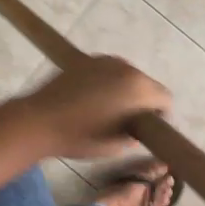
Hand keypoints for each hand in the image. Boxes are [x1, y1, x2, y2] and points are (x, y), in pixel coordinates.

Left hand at [16, 55, 171, 158]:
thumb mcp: (114, 145)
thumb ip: (134, 136)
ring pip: (128, 76)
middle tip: (130, 122)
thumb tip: (138, 132)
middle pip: (147, 84)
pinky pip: (108, 71)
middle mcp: (127, 68)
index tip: (150, 129)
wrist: (39, 120)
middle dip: (143, 101)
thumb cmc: (79, 137)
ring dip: (126, 90)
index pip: (165, 99)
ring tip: (110, 109)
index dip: (161, 116)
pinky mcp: (87, 60)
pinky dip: (108, 82)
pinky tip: (94, 98)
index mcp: (138, 88)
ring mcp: (105, 60)